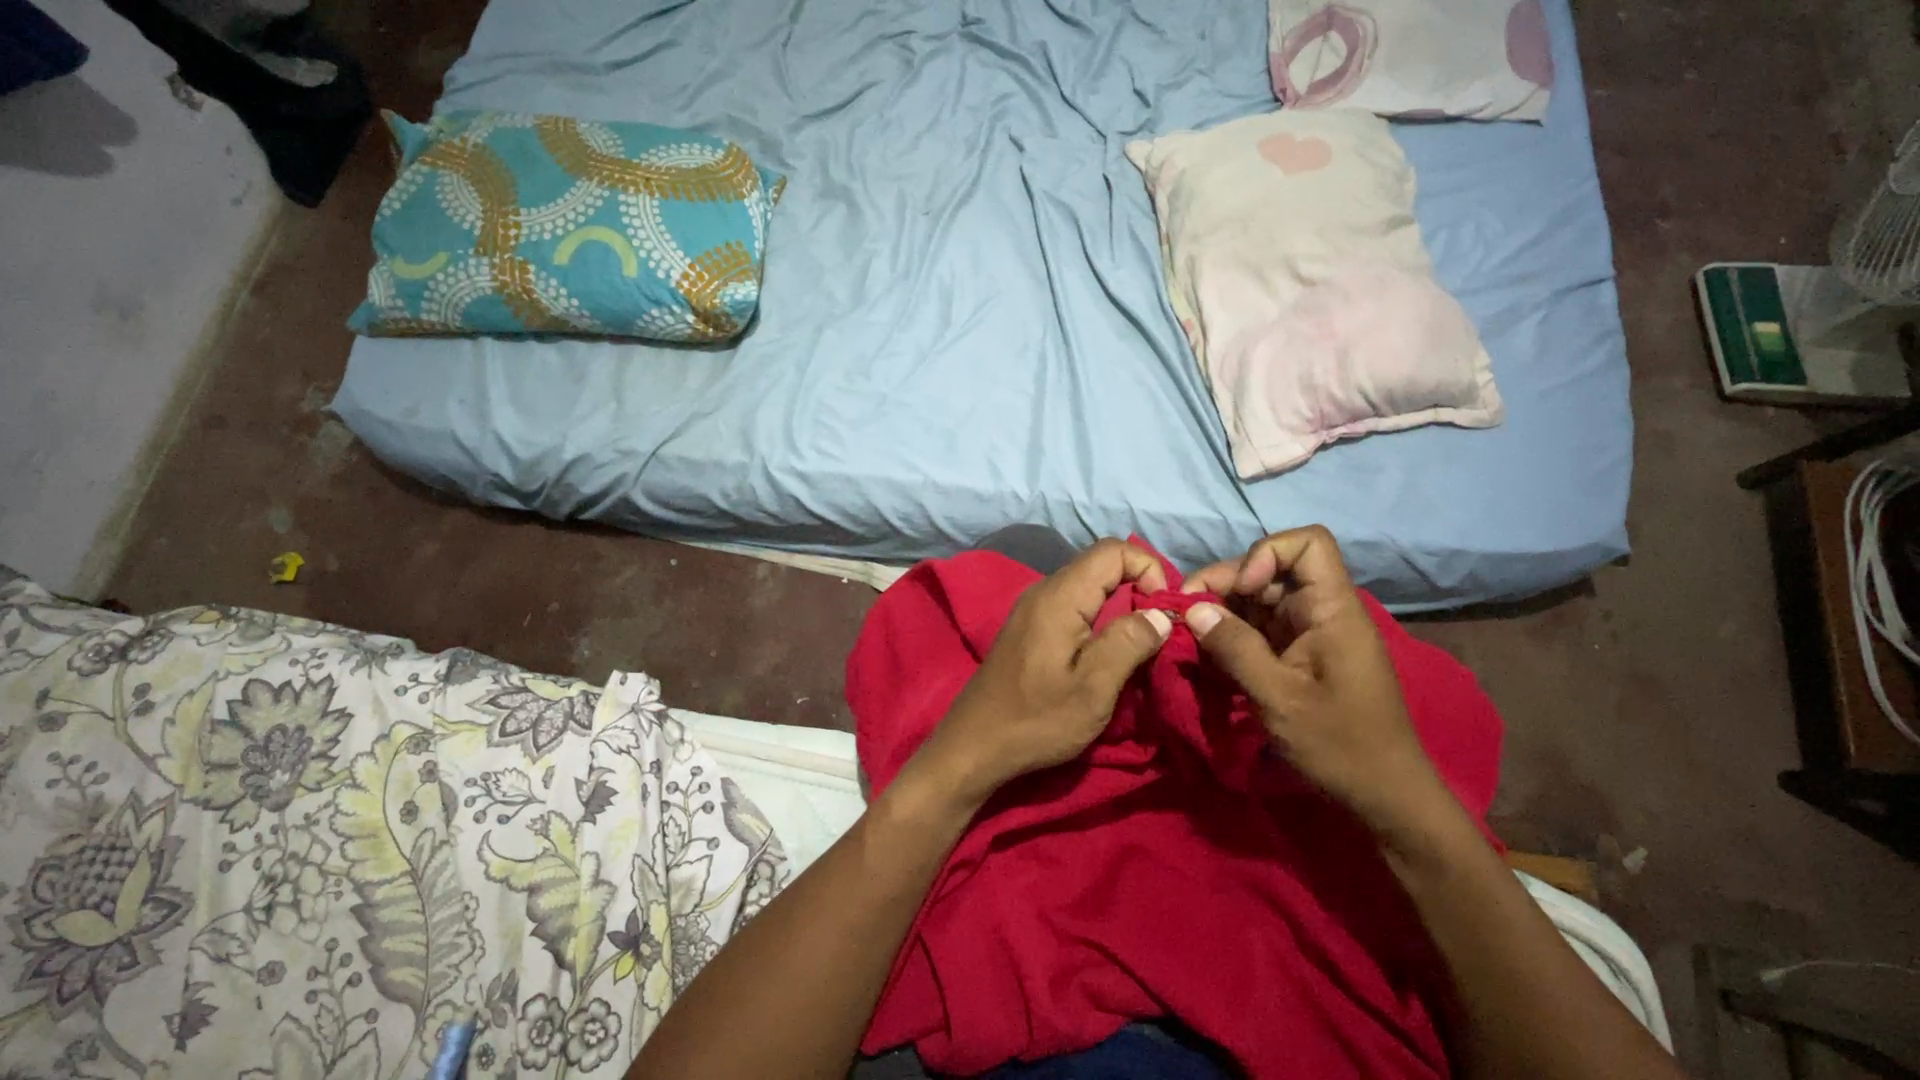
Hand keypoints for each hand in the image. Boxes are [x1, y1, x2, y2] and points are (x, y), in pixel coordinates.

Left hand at [912, 538, 1174, 807]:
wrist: (974, 747)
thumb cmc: (1036, 721)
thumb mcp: (1092, 689)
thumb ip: (1128, 644)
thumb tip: (1159, 615)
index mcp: (1059, 597)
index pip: (1113, 550)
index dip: (1149, 568)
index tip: (1164, 610)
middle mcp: (1043, 592)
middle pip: (1101, 564)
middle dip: (1140, 586)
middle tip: (1161, 629)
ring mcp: (1033, 610)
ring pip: (1088, 586)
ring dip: (1121, 605)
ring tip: (1142, 643)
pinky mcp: (1030, 630)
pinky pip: (1073, 606)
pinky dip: (1100, 619)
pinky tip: (1109, 653)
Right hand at [1179, 526, 1455, 839]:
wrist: (1383, 795)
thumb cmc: (1339, 744)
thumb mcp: (1278, 698)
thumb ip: (1234, 648)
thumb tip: (1194, 609)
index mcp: (1333, 610)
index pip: (1307, 543)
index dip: (1266, 553)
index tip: (1241, 591)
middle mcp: (1323, 612)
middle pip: (1273, 569)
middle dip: (1227, 583)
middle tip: (1186, 612)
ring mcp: (1312, 634)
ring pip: (1262, 598)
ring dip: (1224, 610)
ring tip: (1190, 634)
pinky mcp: (1301, 656)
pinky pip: (1262, 628)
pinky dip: (1233, 634)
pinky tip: (1208, 653)